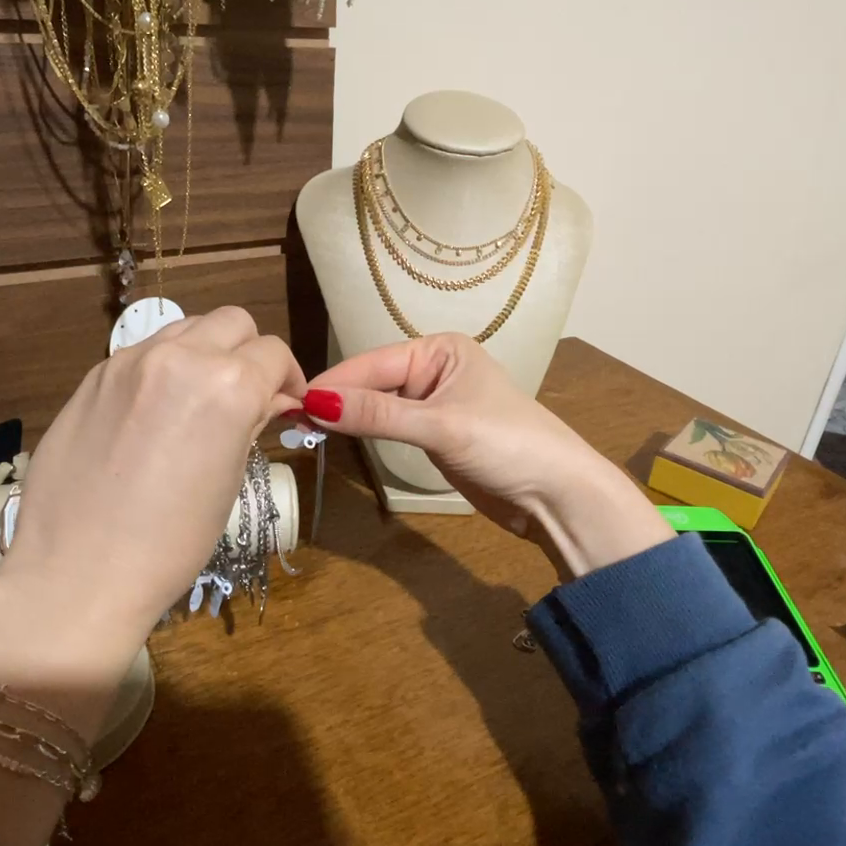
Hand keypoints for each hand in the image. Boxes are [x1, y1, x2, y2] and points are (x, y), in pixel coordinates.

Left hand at [0, 305, 305, 678]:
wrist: (77, 573)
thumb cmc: (170, 544)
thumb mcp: (228, 482)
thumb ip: (250, 422)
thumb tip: (272, 397)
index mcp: (227, 386)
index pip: (273, 354)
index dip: (289, 378)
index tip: (288, 403)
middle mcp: (180, 357)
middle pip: (233, 323)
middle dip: (250, 353)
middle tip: (249, 395)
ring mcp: (129, 361)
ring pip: (186, 327)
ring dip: (206, 352)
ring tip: (201, 398)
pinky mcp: (94, 375)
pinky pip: (144, 352)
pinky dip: (164, 368)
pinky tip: (155, 412)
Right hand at [302, 334, 673, 577]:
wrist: (557, 495)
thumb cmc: (507, 445)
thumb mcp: (440, 425)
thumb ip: (378, 414)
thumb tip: (315, 401)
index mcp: (441, 350)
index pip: (374, 362)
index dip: (333, 383)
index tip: (291, 401)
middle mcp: (434, 369)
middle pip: (372, 381)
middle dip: (336, 400)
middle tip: (289, 420)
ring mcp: (434, 403)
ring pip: (378, 405)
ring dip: (347, 416)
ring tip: (304, 429)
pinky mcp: (435, 434)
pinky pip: (390, 425)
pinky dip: (365, 431)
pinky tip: (337, 437)